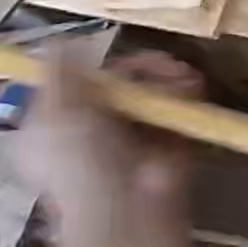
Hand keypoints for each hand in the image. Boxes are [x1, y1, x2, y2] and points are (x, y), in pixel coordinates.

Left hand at [17, 50, 204, 238]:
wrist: (126, 206)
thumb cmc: (80, 159)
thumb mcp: (56, 111)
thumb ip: (60, 72)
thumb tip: (62, 40)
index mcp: (55, 129)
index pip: (73, 88)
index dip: (92, 70)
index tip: (106, 59)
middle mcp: (93, 132)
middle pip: (118, 87)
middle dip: (139, 70)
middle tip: (158, 63)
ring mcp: (134, 138)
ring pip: (152, 95)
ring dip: (167, 79)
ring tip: (180, 73)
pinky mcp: (171, 143)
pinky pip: (178, 110)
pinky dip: (187, 95)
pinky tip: (192, 84)